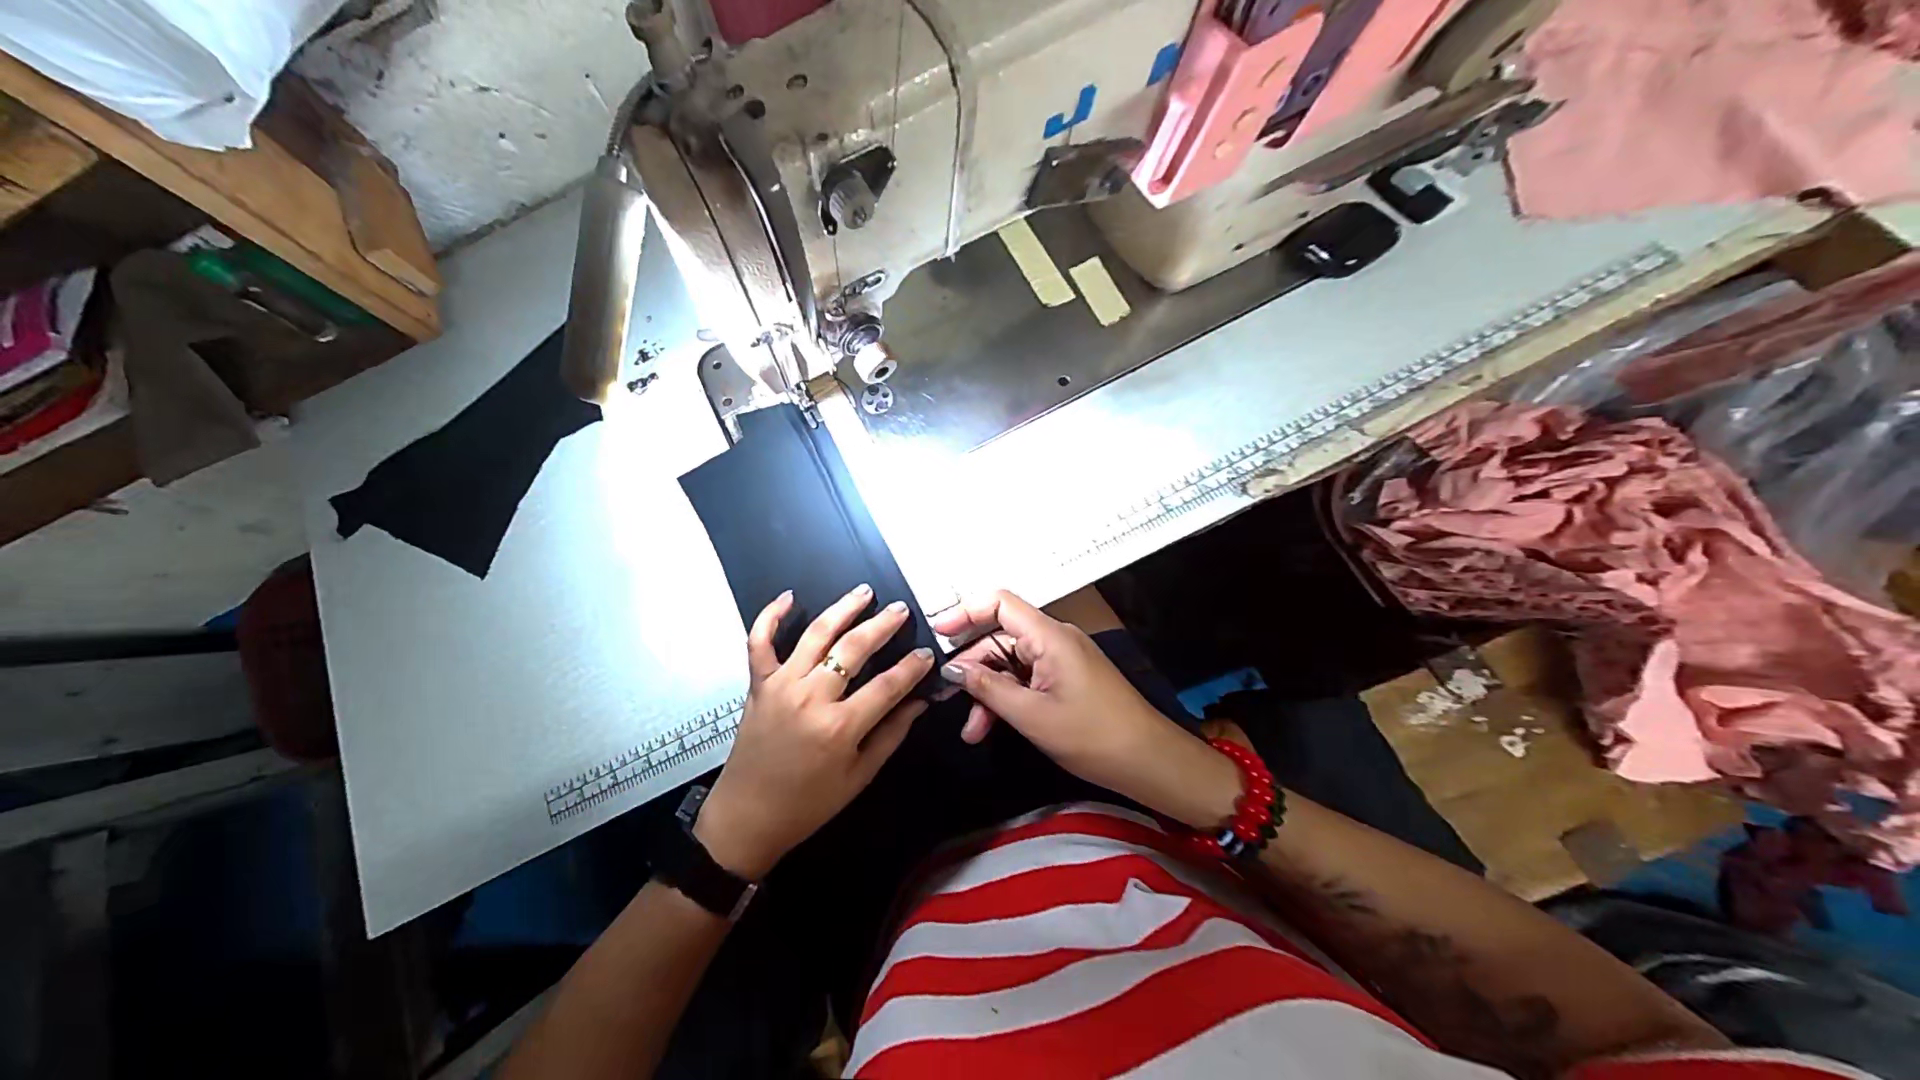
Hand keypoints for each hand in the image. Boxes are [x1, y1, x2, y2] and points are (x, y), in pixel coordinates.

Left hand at [694, 584, 934, 879]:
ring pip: (815, 634)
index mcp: (841, 727)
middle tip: (900, 610)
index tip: (926, 653)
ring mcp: (781, 687)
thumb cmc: (808, 804)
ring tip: (864, 592)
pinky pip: (760, 643)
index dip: (912, 666)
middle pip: (854, 648)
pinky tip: (789, 597)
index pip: (888, 684)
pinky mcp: (757, 685)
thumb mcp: (859, 777)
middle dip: (883, 625)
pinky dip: (770, 616)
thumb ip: (892, 734)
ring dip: (842, 609)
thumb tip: (920, 702)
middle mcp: (811, 698)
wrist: (747, 818)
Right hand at [931, 590, 1238, 829]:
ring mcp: (1060, 659)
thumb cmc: (1092, 735)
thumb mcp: (1031, 715)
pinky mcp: (1065, 678)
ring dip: (988, 692)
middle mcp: (1054, 639)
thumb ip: (988, 688)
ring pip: (1009, 663)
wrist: (1147, 760)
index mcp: (1049, 636)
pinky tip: (991, 726)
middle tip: (947, 698)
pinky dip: (1007, 699)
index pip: (1000, 603)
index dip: (965, 612)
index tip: (938, 633)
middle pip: (1000, 637)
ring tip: (972, 730)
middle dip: (972, 668)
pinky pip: (1025, 678)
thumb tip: (953, 670)